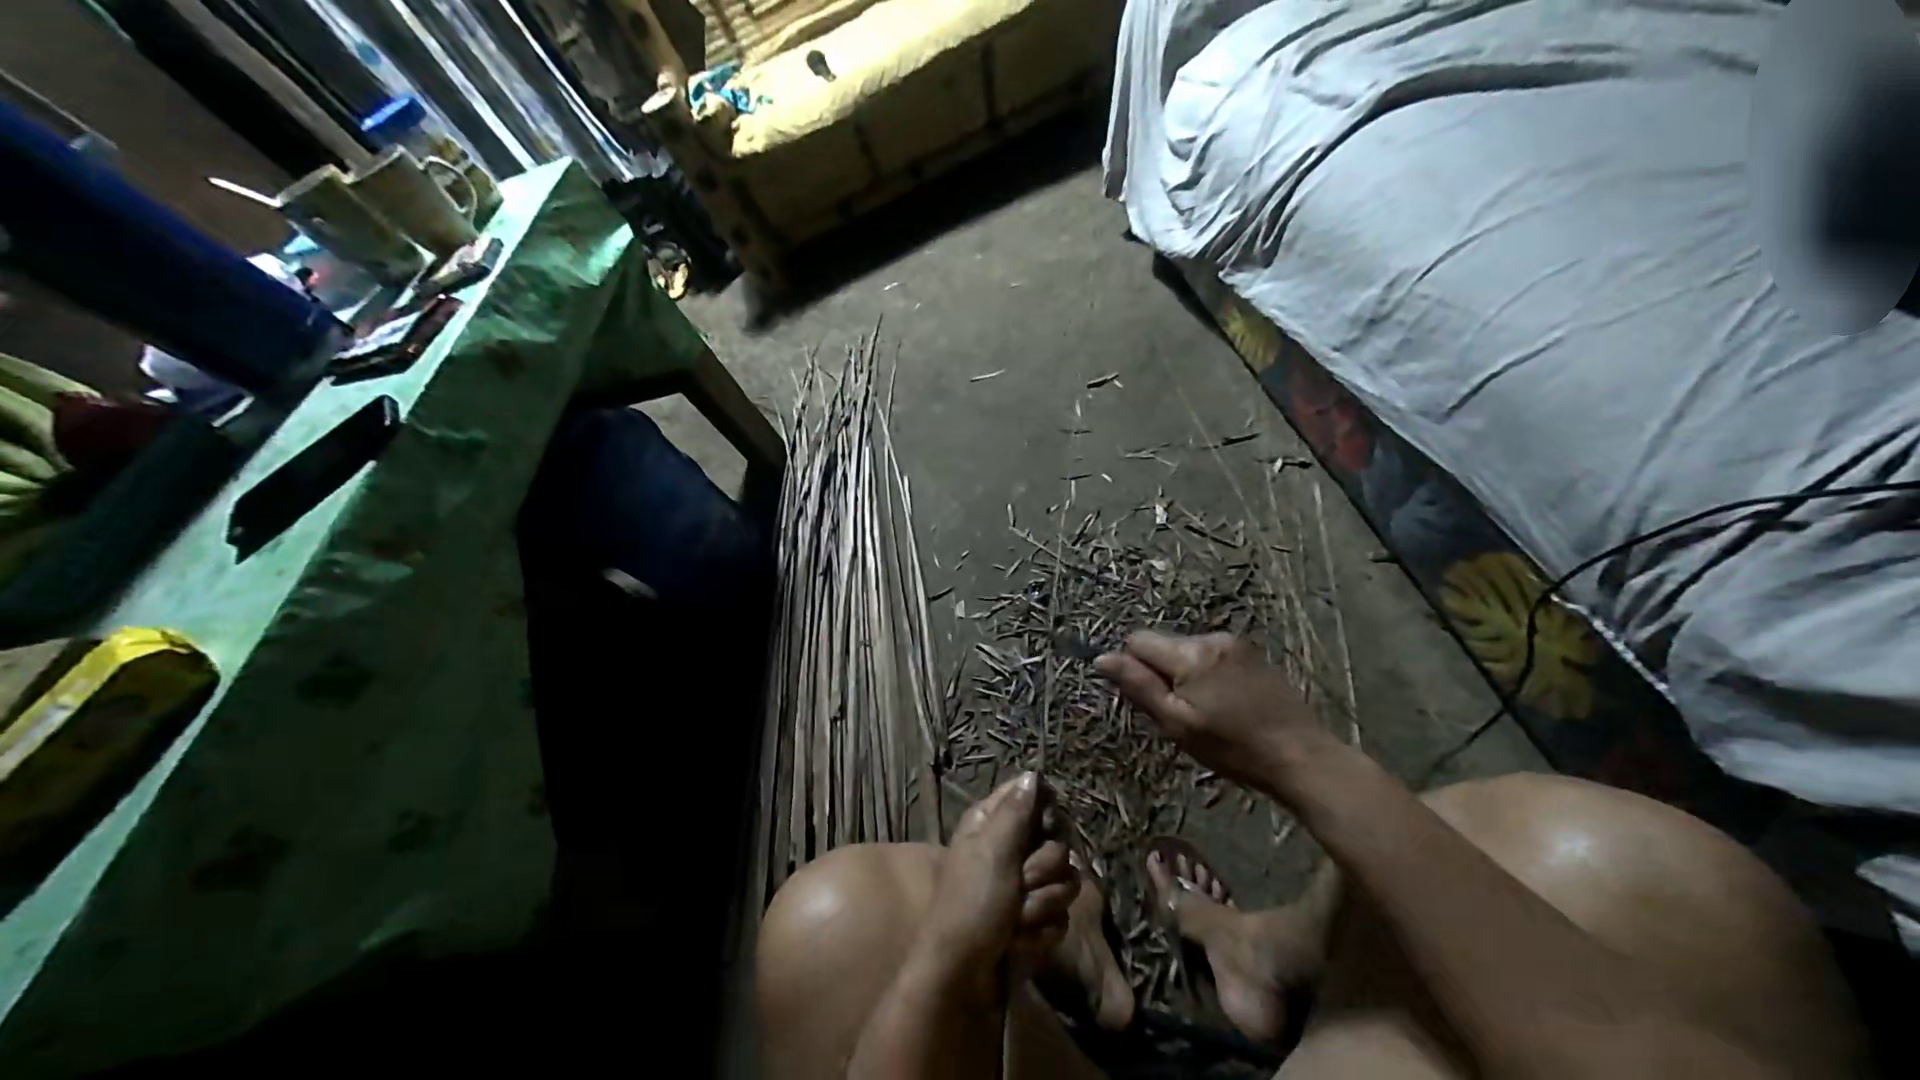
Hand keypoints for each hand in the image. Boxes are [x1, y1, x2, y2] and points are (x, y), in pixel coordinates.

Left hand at [914, 772, 1077, 993]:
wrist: (962, 976)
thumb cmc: (971, 904)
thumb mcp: (992, 850)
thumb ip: (1016, 811)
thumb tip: (1033, 774)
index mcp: (991, 824)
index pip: (1032, 797)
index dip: (1043, 814)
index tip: (1041, 829)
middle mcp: (1008, 850)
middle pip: (1056, 842)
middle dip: (1042, 870)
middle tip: (1019, 884)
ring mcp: (1023, 887)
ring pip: (1064, 881)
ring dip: (1041, 905)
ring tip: (1015, 920)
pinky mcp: (1034, 919)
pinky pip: (1060, 916)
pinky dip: (1040, 931)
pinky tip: (1019, 941)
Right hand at [1094, 631, 1326, 789]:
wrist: (1300, 755)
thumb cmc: (1232, 747)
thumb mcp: (1176, 723)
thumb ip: (1138, 686)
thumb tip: (1102, 658)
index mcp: (1189, 653)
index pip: (1137, 640)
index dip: (1134, 667)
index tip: (1152, 699)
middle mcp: (1211, 637)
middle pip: (1163, 644)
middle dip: (1162, 671)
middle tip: (1181, 712)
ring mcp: (1235, 643)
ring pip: (1187, 650)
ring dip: (1185, 673)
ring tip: (1207, 711)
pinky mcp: (1252, 653)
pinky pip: (1212, 655)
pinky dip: (1208, 674)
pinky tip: (1227, 703)